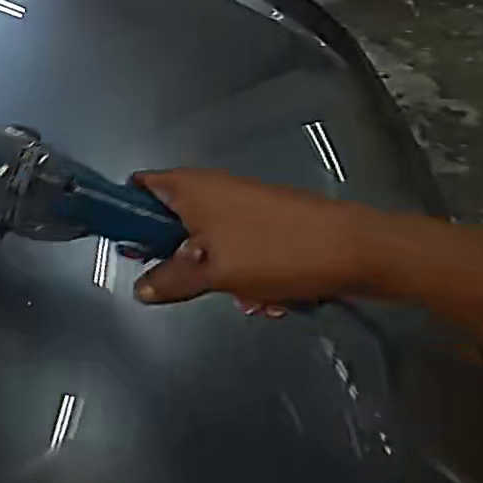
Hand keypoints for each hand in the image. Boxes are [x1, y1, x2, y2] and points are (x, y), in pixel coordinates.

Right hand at [131, 169, 415, 306]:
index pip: (137, 187)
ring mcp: (239, 202)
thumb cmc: (274, 250)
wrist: (355, 249)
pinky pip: (238, 247)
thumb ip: (170, 279)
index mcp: (186, 186)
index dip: (127, 216)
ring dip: (217, 273)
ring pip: (207, 241)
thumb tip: (140, 288)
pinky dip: (245, 271)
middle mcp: (207, 187)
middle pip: (171, 221)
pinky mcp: (265, 219)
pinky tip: (269, 295)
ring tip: (245, 296)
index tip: (133, 250)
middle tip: (188, 283)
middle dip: (179, 258)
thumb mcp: (212, 271)